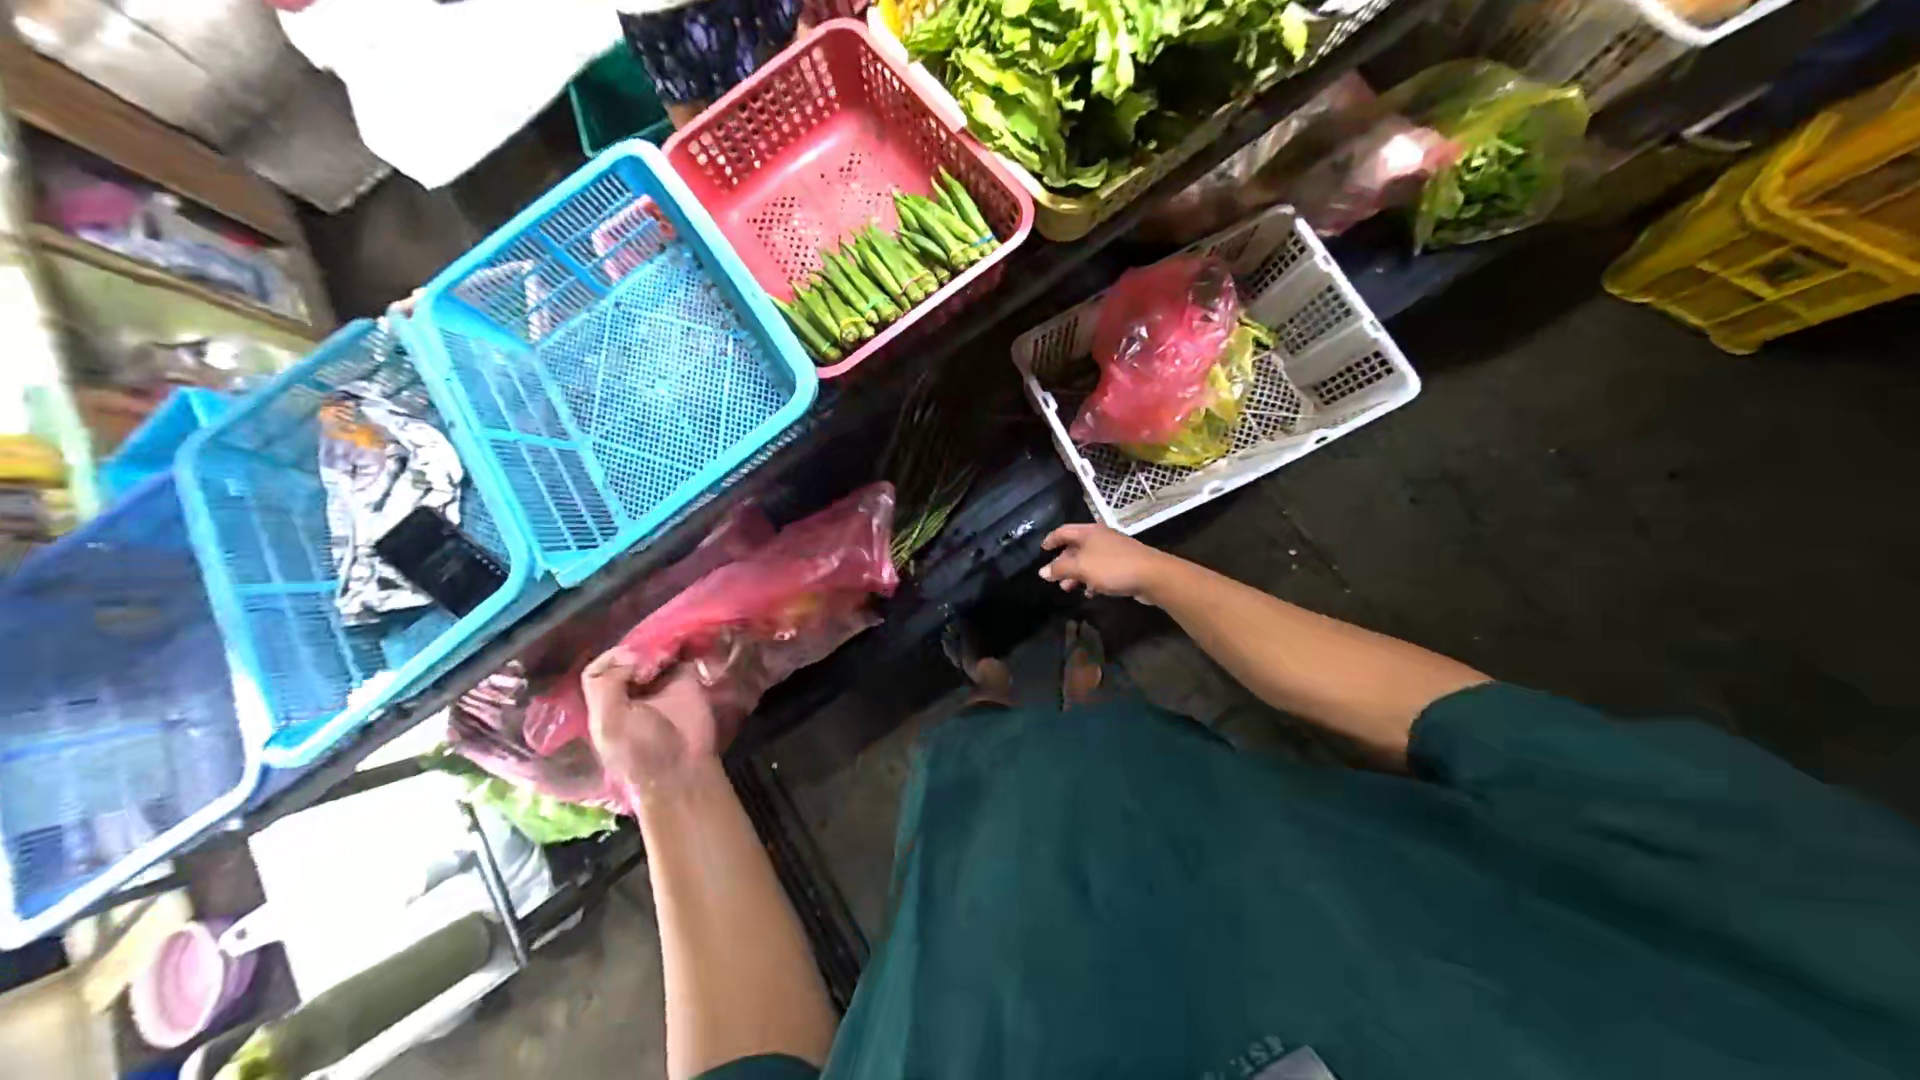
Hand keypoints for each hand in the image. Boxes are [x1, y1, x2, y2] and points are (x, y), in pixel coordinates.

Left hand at [583, 653, 721, 796]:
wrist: (683, 767)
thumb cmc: (641, 750)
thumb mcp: (610, 722)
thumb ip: (608, 685)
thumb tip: (632, 657)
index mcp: (606, 702)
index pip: (599, 670)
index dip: (609, 659)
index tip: (627, 660)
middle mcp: (632, 691)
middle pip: (627, 657)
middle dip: (635, 649)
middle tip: (648, 655)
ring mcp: (660, 685)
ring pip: (654, 652)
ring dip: (658, 645)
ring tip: (664, 650)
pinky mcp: (686, 681)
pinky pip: (683, 656)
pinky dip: (681, 645)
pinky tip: (680, 645)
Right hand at [1038, 524, 1174, 601]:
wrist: (1153, 575)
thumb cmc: (1112, 567)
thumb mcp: (1081, 568)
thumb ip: (1060, 569)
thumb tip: (1043, 571)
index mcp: (1089, 532)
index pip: (1063, 531)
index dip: (1051, 540)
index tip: (1041, 551)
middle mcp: (1100, 538)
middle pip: (1075, 547)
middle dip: (1063, 562)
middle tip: (1054, 578)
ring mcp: (1113, 551)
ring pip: (1088, 561)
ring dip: (1076, 574)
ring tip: (1068, 589)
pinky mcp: (1123, 565)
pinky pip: (1101, 571)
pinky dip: (1092, 580)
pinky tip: (1090, 592)